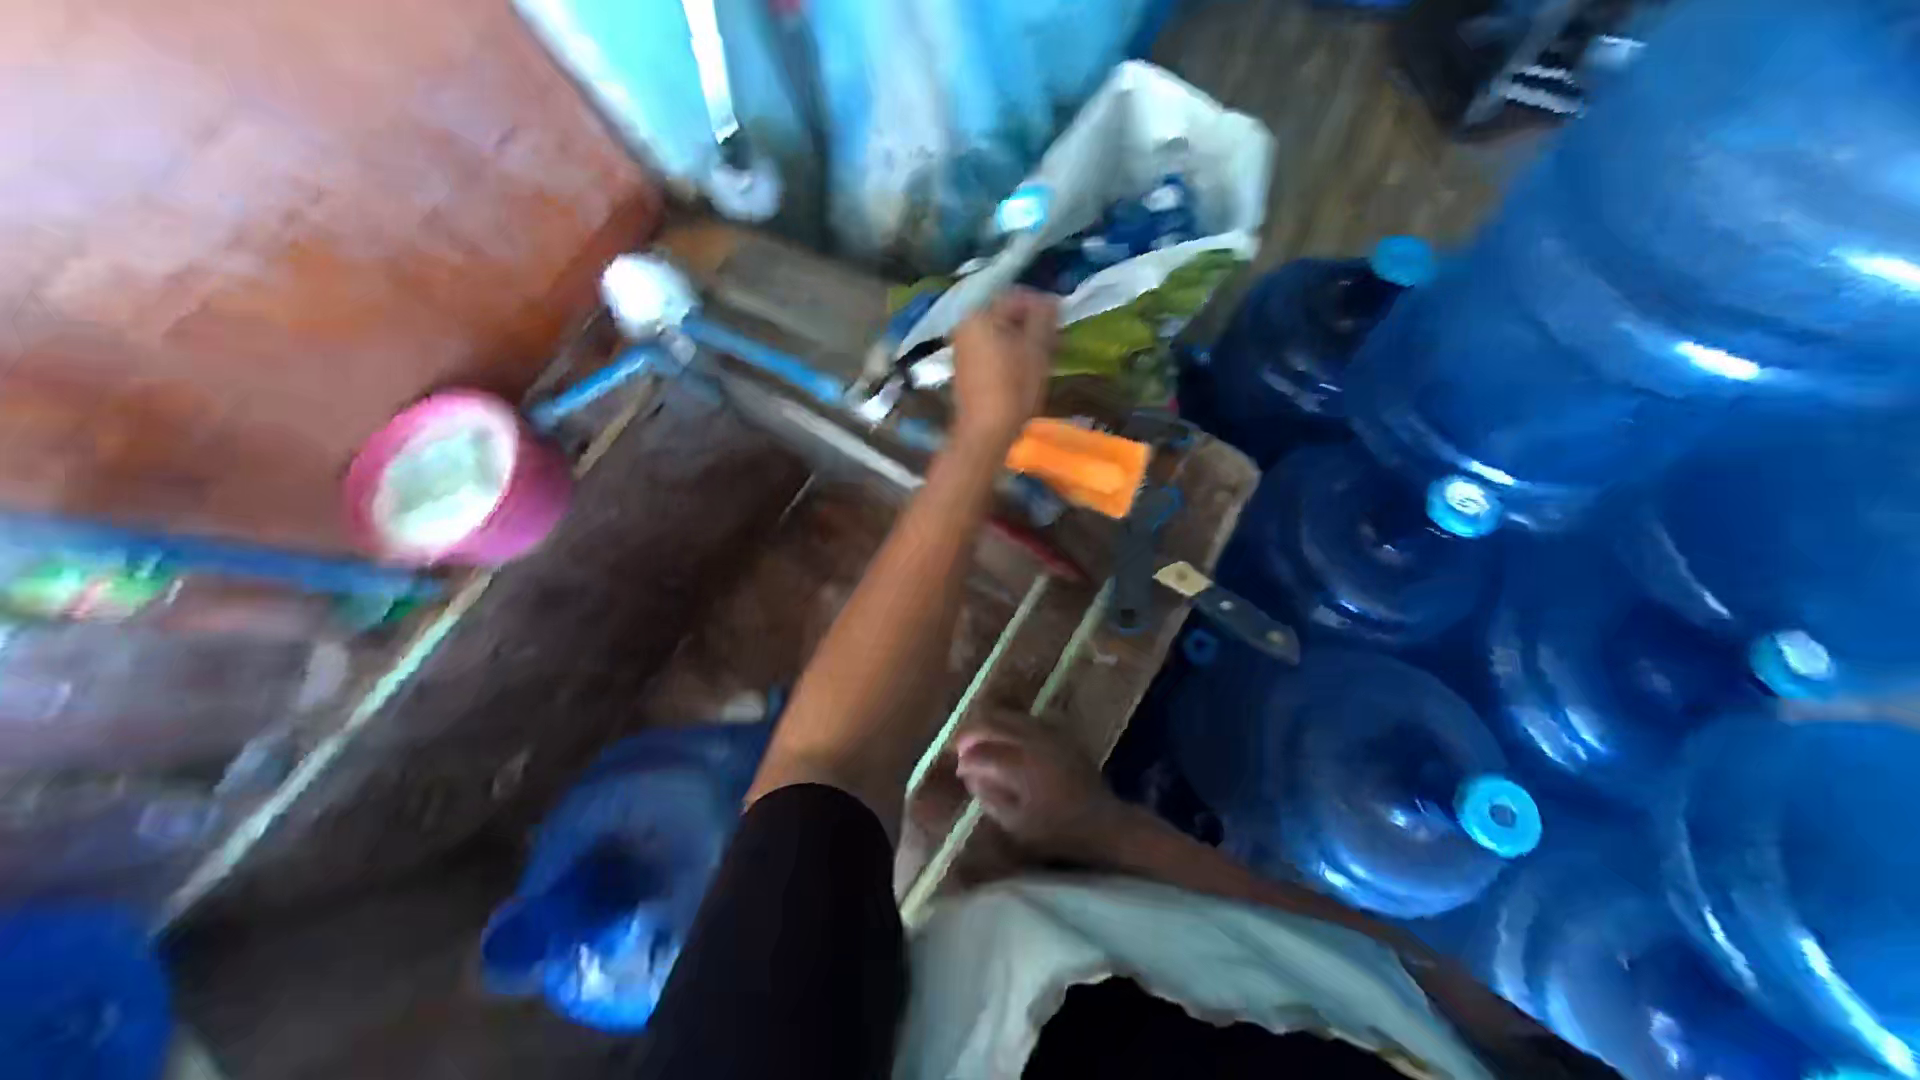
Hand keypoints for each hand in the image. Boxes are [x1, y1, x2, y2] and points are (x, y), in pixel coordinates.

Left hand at [949, 289, 1056, 450]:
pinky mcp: (964, 370)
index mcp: (979, 316)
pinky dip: (1007, 354)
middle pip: (1005, 315)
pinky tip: (1023, 370)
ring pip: (998, 334)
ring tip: (1042, 357)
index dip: (1042, 306)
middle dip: (1031, 324)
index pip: (1016, 297)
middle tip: (1054, 342)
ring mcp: (961, 349)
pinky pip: (990, 351)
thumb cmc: (1013, 388)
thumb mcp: (1036, 349)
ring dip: (1021, 341)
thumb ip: (1043, 318)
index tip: (1060, 322)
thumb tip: (1049, 301)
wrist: (985, 432)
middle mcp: (964, 327)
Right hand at [954, 712, 1137, 864]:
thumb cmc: (1058, 832)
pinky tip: (1004, 739)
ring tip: (978, 740)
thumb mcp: (1016, 824)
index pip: (982, 750)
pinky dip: (1009, 724)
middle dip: (972, 732)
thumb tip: (967, 772)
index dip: (965, 757)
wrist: (1104, 823)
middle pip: (993, 722)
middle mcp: (1033, 741)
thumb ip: (988, 795)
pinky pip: (1026, 719)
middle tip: (959, 747)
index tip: (957, 767)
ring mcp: (1049, 734)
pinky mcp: (1060, 734)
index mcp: (1021, 764)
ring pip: (1009, 716)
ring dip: (989, 724)